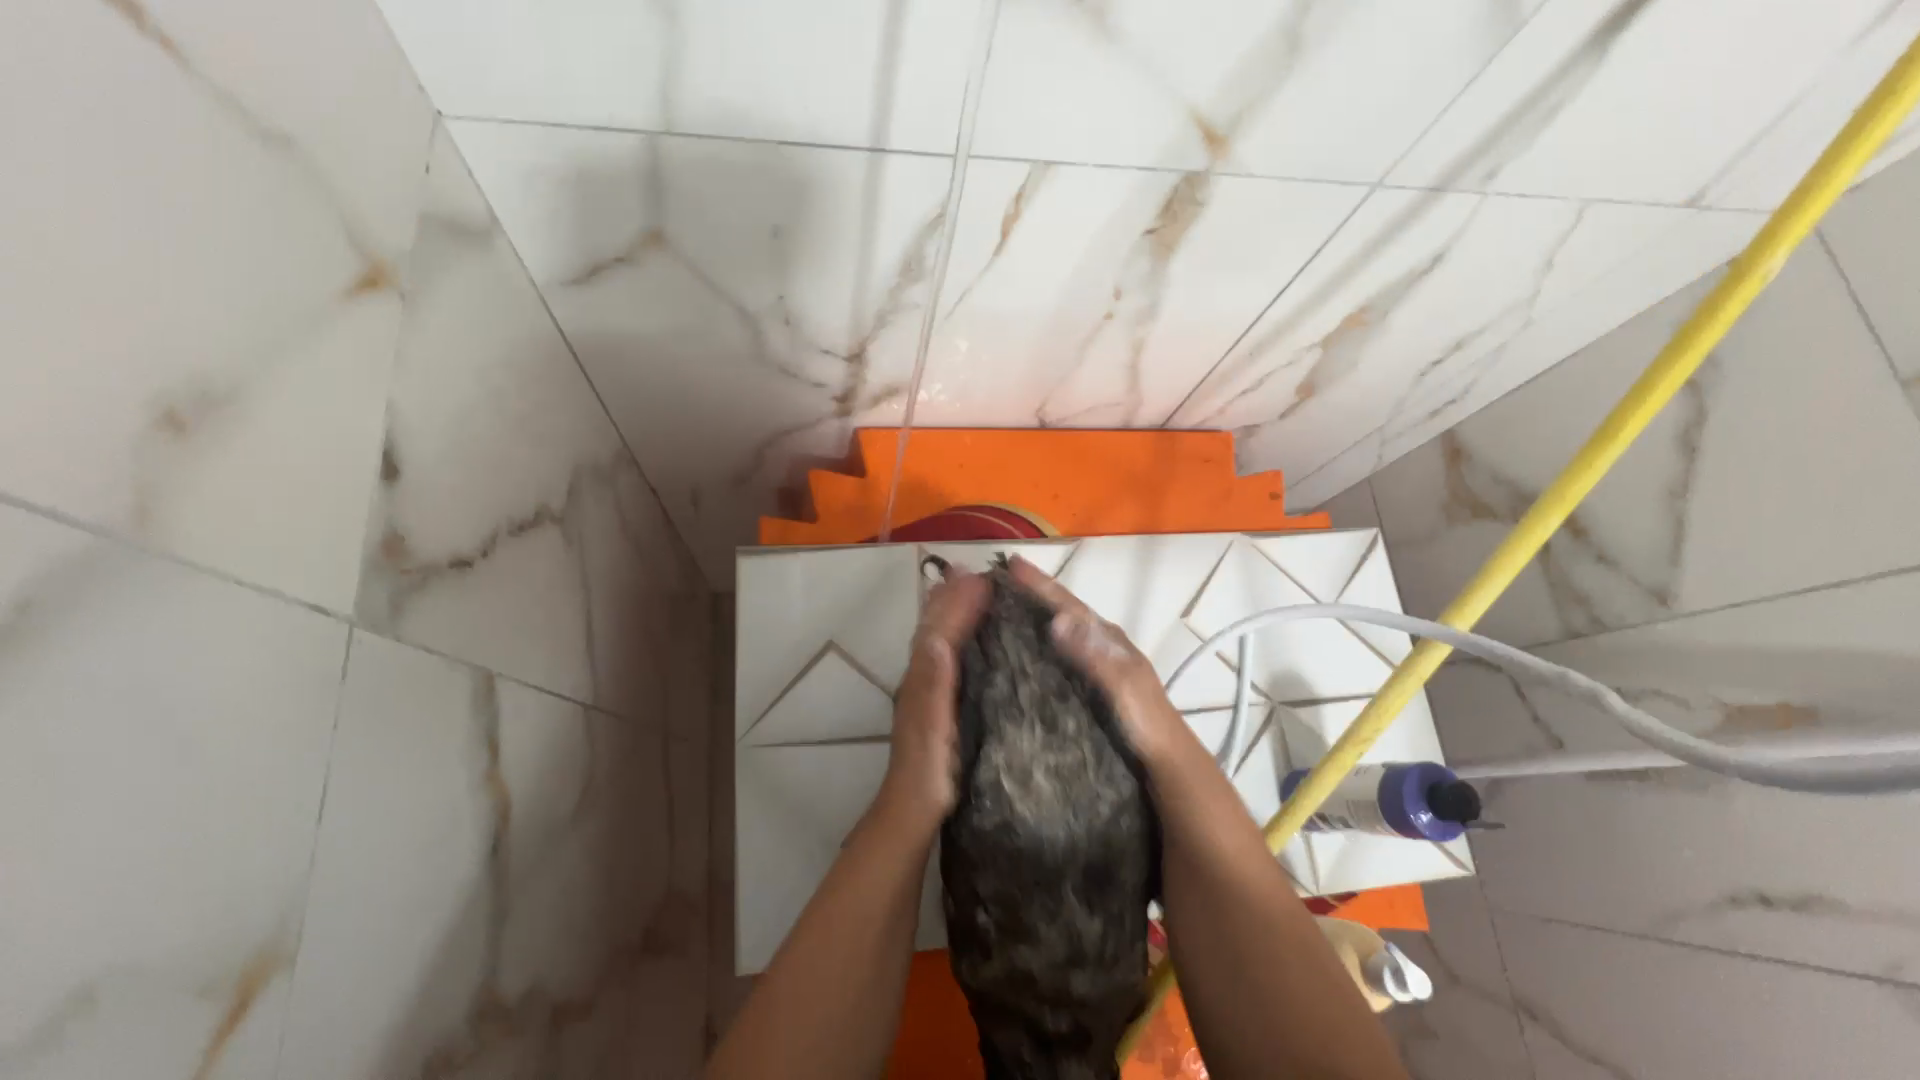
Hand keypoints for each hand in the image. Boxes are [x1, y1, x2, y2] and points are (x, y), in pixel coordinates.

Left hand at [876, 569, 988, 832]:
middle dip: (953, 598)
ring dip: (951, 611)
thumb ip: (934, 686)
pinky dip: (954, 635)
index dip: (962, 603)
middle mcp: (921, 677)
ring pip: (938, 639)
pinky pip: (945, 657)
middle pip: (936, 628)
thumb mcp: (933, 730)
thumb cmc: (928, 773)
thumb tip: (937, 639)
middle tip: (976, 572)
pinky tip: (967, 638)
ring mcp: (927, 690)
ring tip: (967, 589)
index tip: (986, 579)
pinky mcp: (936, 703)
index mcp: (924, 679)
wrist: (910, 810)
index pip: (943, 630)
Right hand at [1006, 556, 1191, 764]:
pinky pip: (1055, 661)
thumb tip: (1056, 619)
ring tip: (997, 613)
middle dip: (1031, 597)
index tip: (1010, 563)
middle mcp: (1101, 646)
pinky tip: (1016, 658)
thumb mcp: (1123, 684)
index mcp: (1109, 639)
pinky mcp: (1087, 690)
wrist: (1167, 761)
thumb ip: (1094, 654)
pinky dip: (1036, 651)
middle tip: (994, 584)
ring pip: (1058, 636)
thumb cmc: (1147, 721)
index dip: (1041, 584)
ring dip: (1031, 622)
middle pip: (1061, 614)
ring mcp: (1094, 668)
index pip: (1070, 604)